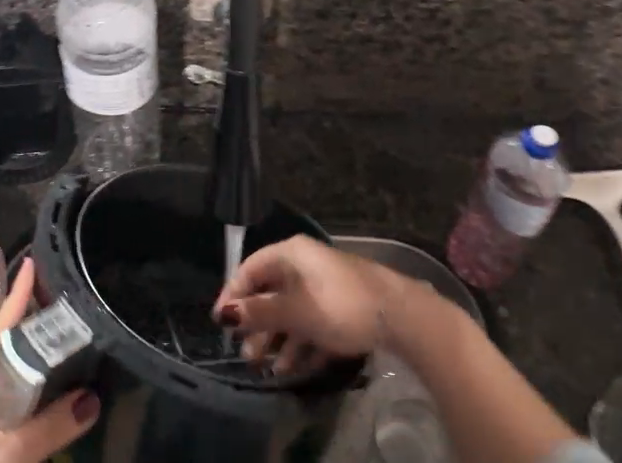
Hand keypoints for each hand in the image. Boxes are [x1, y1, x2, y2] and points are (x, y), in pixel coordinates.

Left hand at [0, 258, 100, 462]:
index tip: (36, 266)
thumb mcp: (8, 459)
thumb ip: (50, 427)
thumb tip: (92, 397)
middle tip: (55, 294)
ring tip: (53, 328)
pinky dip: (20, 380)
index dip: (20, 304)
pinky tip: (39, 382)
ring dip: (24, 351)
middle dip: (23, 320)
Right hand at [213, 236, 406, 375]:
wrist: (400, 317)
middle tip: (247, 355)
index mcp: (291, 253)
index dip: (233, 295)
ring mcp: (325, 284)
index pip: (250, 269)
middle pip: (270, 292)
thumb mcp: (294, 313)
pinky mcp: (341, 305)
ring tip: (269, 368)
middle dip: (257, 325)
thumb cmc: (340, 307)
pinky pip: (311, 321)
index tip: (221, 324)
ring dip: (277, 339)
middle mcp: (305, 264)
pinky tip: (294, 367)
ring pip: (291, 310)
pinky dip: (300, 342)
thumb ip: (258, 313)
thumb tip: (224, 313)